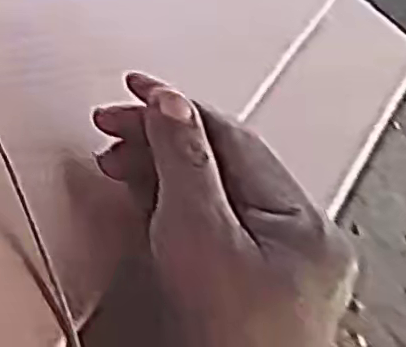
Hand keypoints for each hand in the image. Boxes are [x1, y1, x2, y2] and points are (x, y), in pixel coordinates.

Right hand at [92, 73, 355, 346]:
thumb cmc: (227, 321)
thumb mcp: (196, 226)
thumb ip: (183, 158)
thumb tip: (169, 102)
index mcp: (299, 219)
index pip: (228, 134)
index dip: (173, 105)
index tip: (131, 85)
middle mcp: (293, 229)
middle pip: (214, 154)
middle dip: (153, 135)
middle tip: (106, 126)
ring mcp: (271, 247)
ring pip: (202, 177)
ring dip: (150, 160)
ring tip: (113, 165)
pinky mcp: (243, 260)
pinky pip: (198, 203)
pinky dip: (160, 188)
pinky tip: (136, 193)